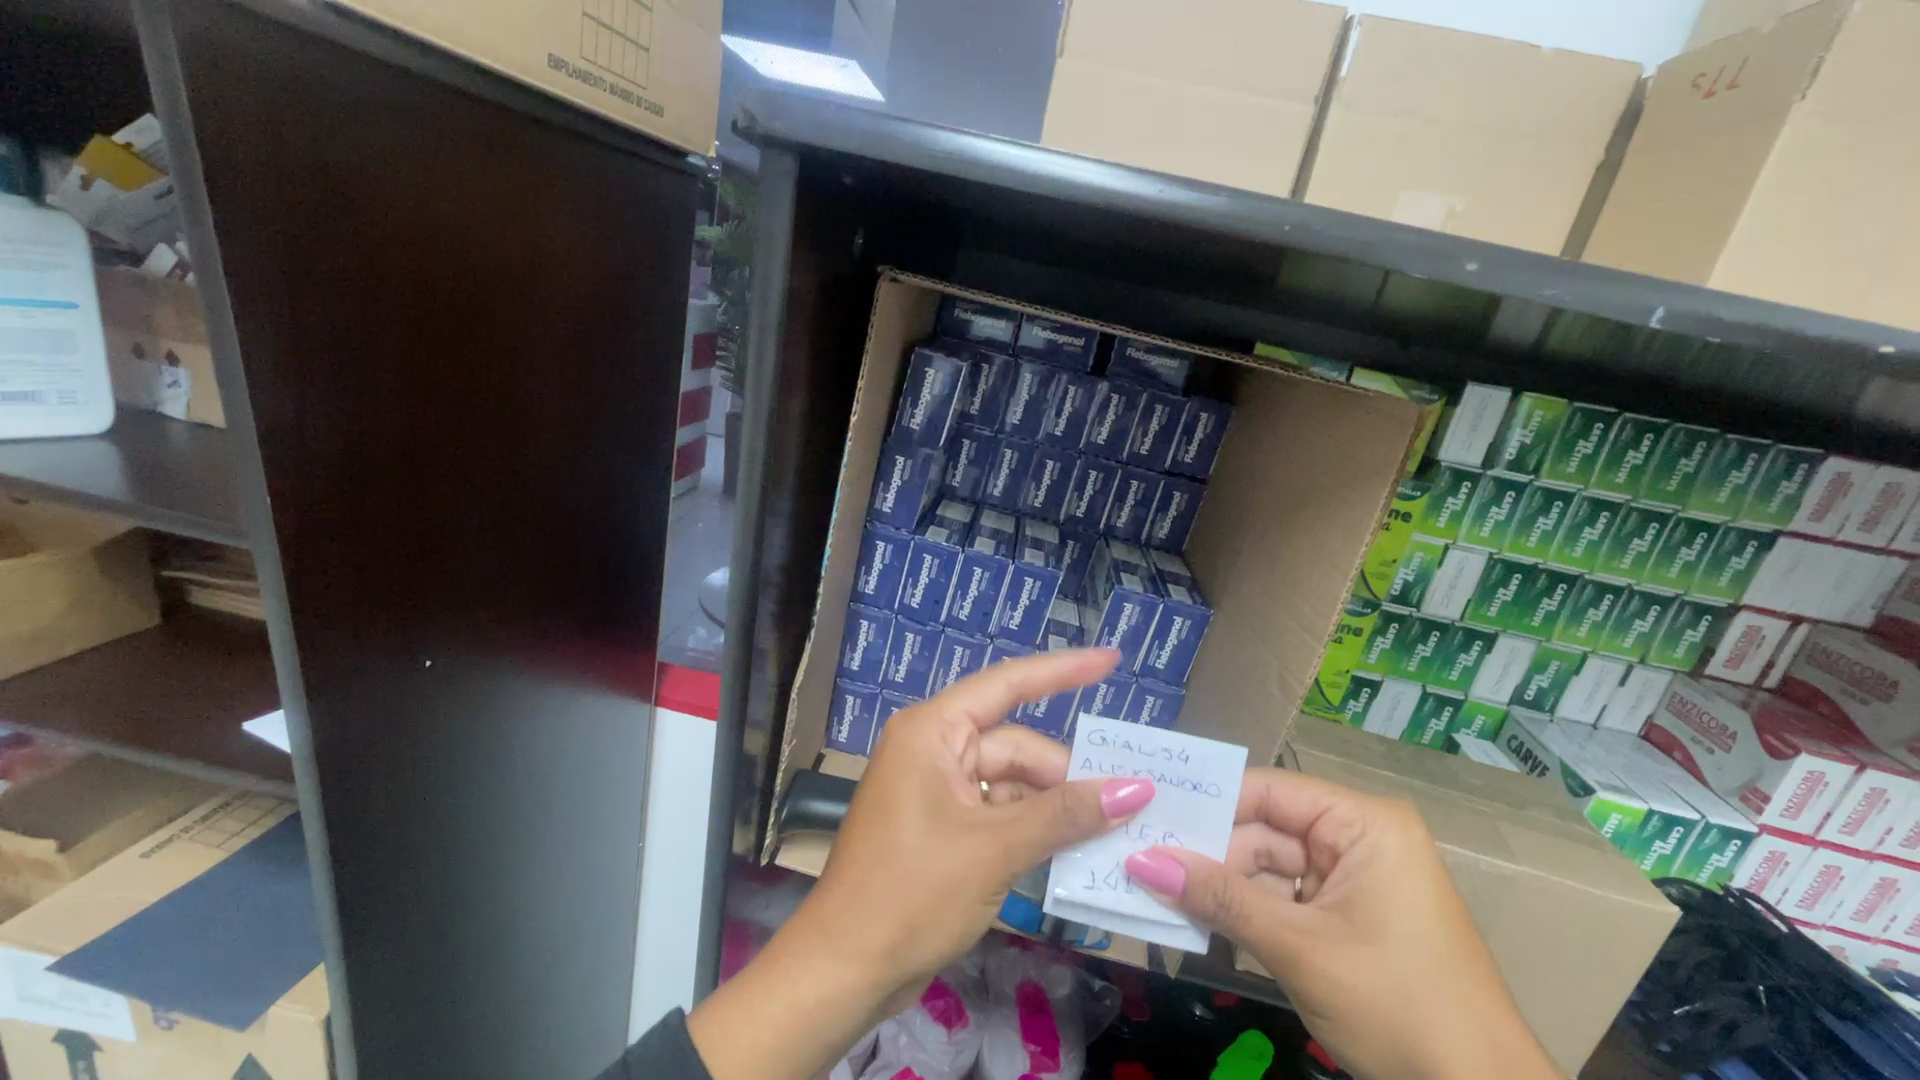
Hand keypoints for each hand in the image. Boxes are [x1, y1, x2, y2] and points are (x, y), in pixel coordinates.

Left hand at [688, 648, 1153, 1079]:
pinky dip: (1032, 830)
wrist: (845, 969)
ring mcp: (935, 792)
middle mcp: (933, 750)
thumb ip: (1065, 814)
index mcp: (932, 732)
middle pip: (1016, 746)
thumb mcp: (996, 849)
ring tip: (1111, 831)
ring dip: (1053, 807)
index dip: (1063, 670)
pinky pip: (999, 814)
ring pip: (1011, 784)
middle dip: (1065, 775)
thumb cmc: (911, 894)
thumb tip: (1136, 789)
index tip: (1112, 658)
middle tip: (1128, 805)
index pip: (1007, 684)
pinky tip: (1072, 852)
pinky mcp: (941, 831)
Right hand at [1123, 768, 1557, 1079]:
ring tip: (1154, 894)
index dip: (1206, 802)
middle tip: (1136, 863)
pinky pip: (1282, 901)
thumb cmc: (1398, 1006)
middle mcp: (1357, 839)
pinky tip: (1196, 922)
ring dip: (1220, 889)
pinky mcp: (1346, 919)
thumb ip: (1220, 899)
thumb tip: (1141, 861)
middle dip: (1207, 854)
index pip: (1268, 791)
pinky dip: (1244, 914)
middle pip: (1262, 831)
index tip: (1144, 813)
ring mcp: (1352, 881)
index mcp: (1363, 824)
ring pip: (1266, 869)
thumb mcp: (1299, 949)